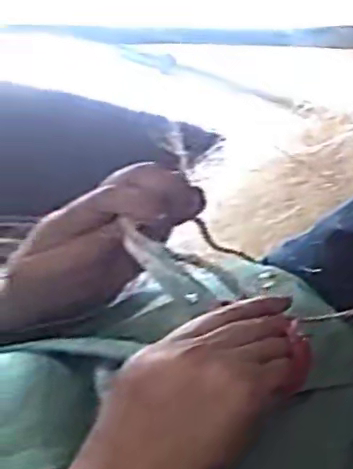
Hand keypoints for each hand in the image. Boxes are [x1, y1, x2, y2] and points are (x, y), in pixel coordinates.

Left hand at [1, 163, 202, 331]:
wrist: (46, 295)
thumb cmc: (49, 284)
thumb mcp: (62, 268)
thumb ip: (100, 241)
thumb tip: (145, 222)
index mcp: (75, 214)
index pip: (116, 191)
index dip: (143, 201)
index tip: (157, 223)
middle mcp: (105, 202)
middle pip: (144, 173)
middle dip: (170, 187)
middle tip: (178, 212)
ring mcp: (130, 205)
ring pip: (168, 179)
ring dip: (184, 193)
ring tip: (185, 214)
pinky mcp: (153, 215)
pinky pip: (180, 196)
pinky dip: (191, 201)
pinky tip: (188, 215)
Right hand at [58, 298, 299, 468]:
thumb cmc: (130, 450)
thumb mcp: (143, 390)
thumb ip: (183, 359)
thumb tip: (240, 335)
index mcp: (157, 353)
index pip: (222, 314)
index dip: (258, 306)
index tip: (281, 303)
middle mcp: (193, 352)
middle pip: (257, 325)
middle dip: (277, 330)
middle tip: (290, 335)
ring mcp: (226, 365)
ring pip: (277, 344)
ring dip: (282, 356)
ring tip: (272, 372)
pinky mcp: (252, 383)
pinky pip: (286, 368)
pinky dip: (286, 377)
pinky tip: (274, 389)